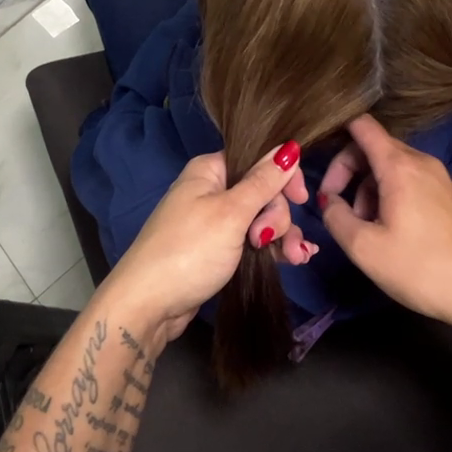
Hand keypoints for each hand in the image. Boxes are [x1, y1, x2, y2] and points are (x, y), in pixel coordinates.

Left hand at [97, 142, 306, 348]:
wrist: (148, 305)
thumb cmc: (189, 250)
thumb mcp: (231, 213)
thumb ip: (263, 181)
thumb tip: (289, 146)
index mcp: (210, 170)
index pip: (257, 160)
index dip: (283, 177)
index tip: (302, 199)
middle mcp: (211, 190)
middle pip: (262, 192)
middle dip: (279, 216)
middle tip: (272, 240)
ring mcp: (213, 222)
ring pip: (259, 219)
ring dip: (280, 236)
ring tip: (295, 259)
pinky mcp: (216, 250)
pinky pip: (250, 241)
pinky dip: (269, 249)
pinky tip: (292, 260)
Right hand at [317, 115, 451, 329]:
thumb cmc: (422, 268)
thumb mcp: (365, 249)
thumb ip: (335, 218)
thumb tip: (329, 201)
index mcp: (399, 165)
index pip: (362, 125)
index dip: (336, 134)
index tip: (320, 166)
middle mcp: (422, 162)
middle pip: (375, 147)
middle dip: (349, 172)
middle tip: (337, 209)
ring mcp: (441, 179)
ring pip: (393, 168)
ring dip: (369, 189)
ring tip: (365, 227)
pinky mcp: (451, 197)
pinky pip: (411, 182)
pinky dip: (392, 196)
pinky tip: (391, 232)